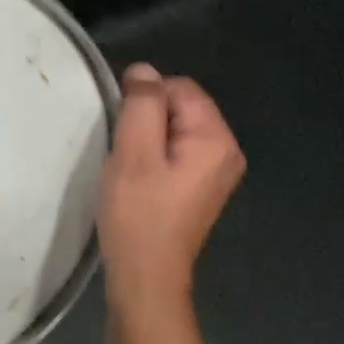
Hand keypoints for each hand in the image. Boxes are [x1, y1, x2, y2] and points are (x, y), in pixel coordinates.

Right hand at [99, 63, 245, 302]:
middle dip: (147, 117)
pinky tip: (136, 179)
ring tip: (125, 163)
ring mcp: (216, 173)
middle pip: (183, 108)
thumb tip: (143, 71)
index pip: (181, 88)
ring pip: (177, 131)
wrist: (147, 272)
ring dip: (147, 138)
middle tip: (119, 147)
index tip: (117, 124)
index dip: (144, 97)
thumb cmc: (137, 212)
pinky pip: (178, 153)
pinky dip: (154, 156)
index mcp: (215, 139)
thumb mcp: (133, 153)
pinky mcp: (200, 190)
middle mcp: (226, 152)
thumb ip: (141, 106)